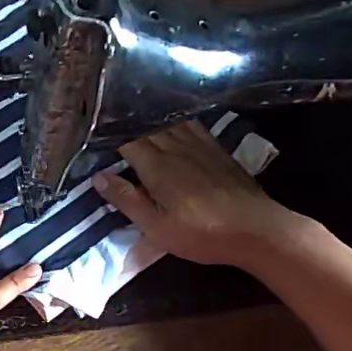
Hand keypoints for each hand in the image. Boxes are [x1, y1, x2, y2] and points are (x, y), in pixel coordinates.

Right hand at [92, 120, 312, 267]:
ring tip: (133, 116)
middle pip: (146, 128)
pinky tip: (171, 120)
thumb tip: (99, 176)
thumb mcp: (156, 227)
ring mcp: (199, 146)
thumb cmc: (201, 234)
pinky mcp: (217, 150)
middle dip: (126, 124)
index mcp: (157, 167)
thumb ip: (127, 200)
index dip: (109, 134)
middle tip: (108, 123)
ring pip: (168, 122)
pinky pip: (191, 125)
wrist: (258, 230)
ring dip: (149, 119)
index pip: (127, 141)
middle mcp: (176, 149)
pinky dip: (175, 119)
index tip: (93, 133)